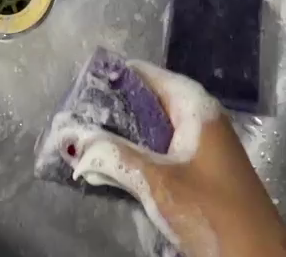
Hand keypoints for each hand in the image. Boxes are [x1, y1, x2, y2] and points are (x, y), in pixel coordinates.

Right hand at [60, 62, 285, 256]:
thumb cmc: (213, 211)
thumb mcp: (159, 182)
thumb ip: (115, 156)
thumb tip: (73, 139)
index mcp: (195, 105)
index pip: (147, 75)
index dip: (115, 77)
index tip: (81, 85)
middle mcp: (199, 116)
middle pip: (148, 100)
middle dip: (114, 109)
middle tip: (76, 116)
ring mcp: (202, 144)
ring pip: (153, 128)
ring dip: (123, 134)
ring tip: (86, 138)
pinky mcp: (201, 170)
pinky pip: (162, 149)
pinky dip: (138, 152)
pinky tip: (114, 163)